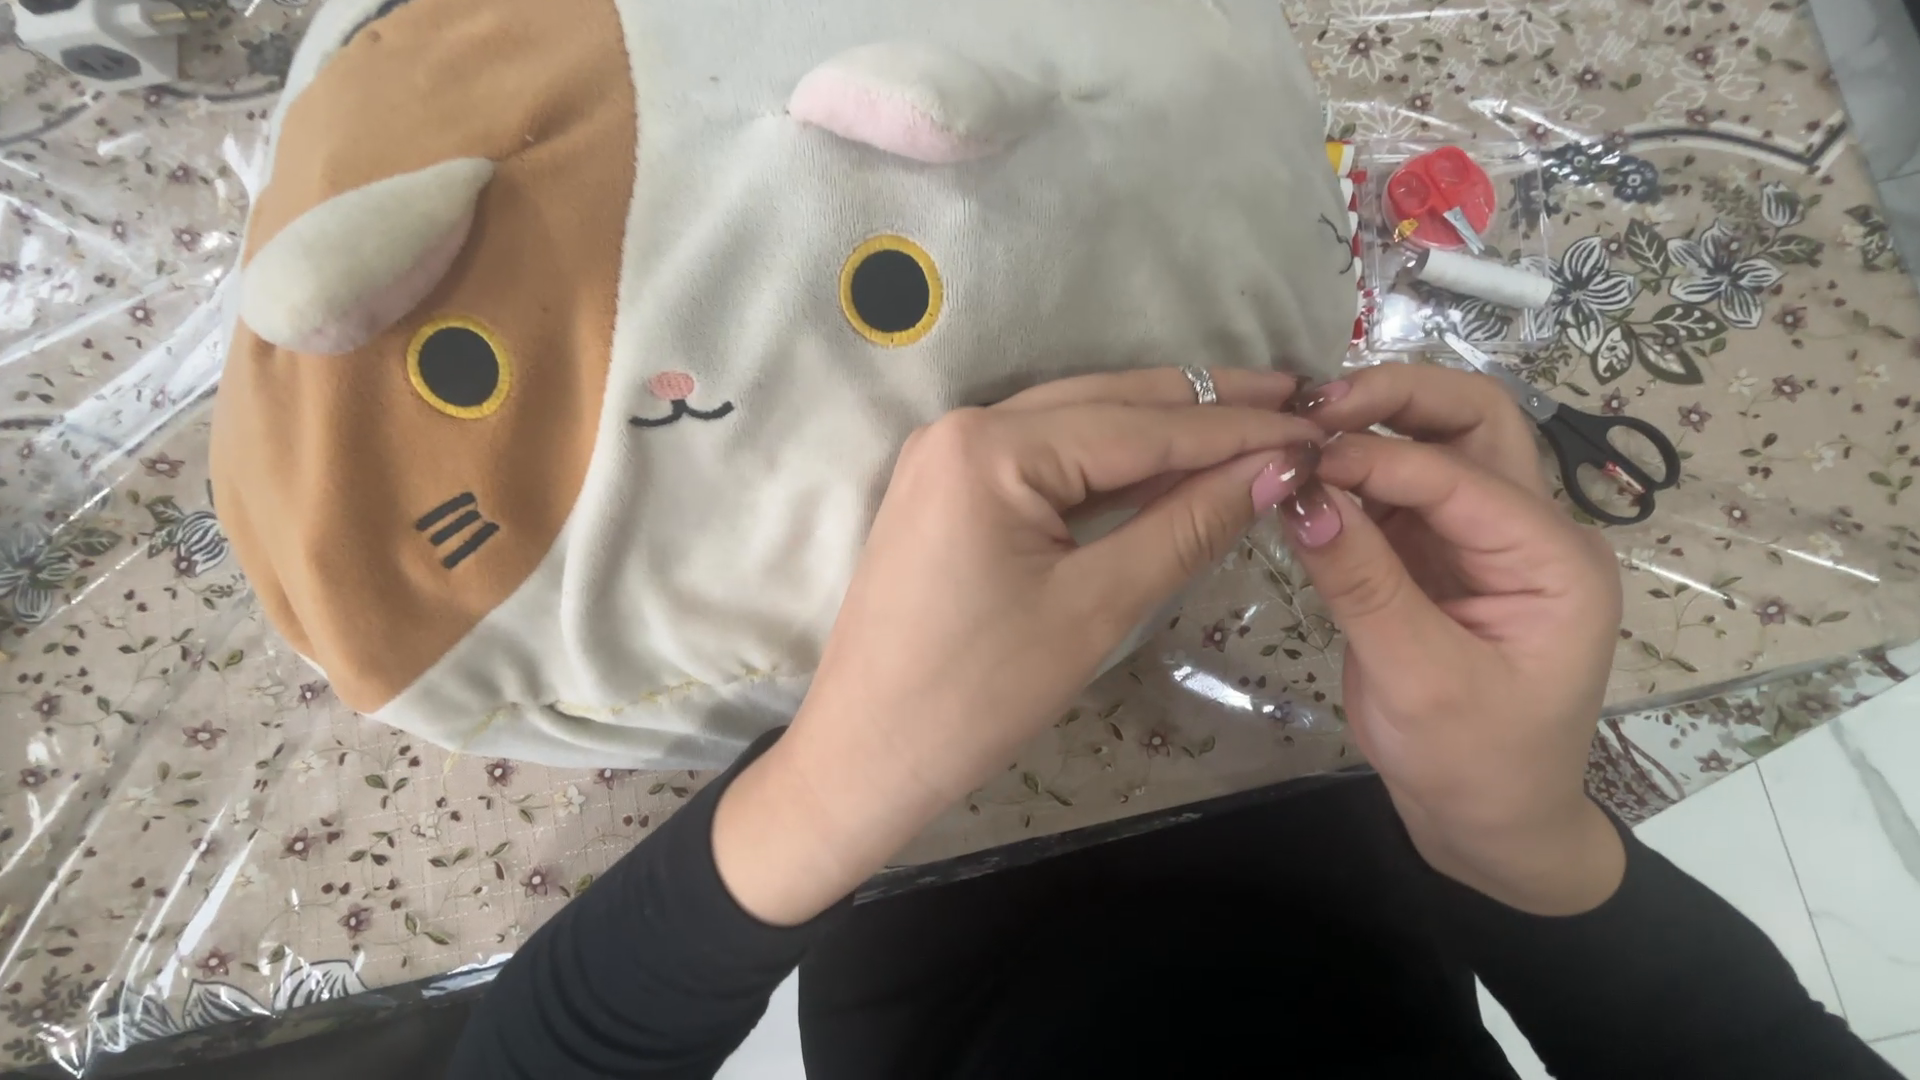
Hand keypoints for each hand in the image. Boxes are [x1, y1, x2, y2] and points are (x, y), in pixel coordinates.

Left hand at [715, 369, 1325, 924]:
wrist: (867, 754)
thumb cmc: (977, 694)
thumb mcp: (1095, 606)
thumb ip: (1186, 524)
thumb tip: (1276, 468)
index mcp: (991, 446)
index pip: (1140, 425)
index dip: (1236, 428)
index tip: (1318, 428)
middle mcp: (963, 428)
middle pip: (1106, 405)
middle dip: (1203, 408)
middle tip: (1296, 402)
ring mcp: (948, 457)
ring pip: (1075, 426)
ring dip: (1158, 430)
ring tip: (1250, 423)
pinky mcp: (946, 491)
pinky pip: (1042, 461)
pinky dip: (1106, 465)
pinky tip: (1165, 465)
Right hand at [1287, 366, 1626, 914]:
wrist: (1485, 818)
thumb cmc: (1473, 760)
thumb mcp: (1419, 678)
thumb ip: (1363, 583)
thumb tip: (1300, 496)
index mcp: (1550, 559)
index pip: (1458, 475)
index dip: (1376, 456)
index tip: (1298, 459)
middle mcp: (1524, 531)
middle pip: (1475, 421)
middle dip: (1397, 396)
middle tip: (1314, 404)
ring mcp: (1476, 539)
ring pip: (1438, 443)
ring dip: (1374, 420)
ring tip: (1302, 426)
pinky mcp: (1429, 556)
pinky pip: (1393, 491)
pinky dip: (1351, 471)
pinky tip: (1306, 472)